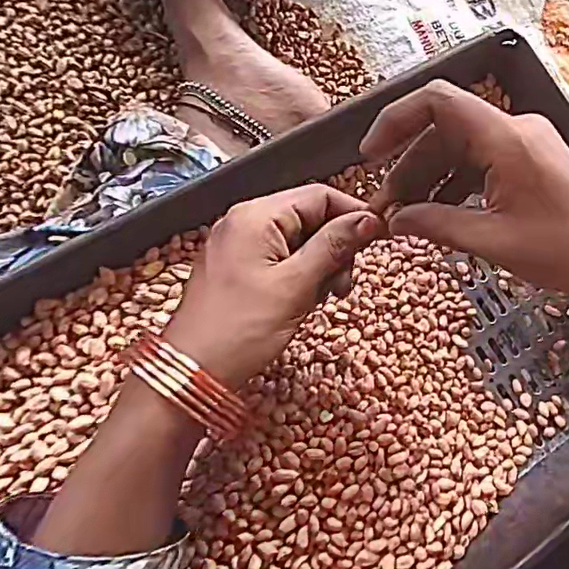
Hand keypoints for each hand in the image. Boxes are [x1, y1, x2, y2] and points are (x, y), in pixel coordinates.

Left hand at [164, 184, 384, 383]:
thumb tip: (369, 219)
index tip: (378, 239)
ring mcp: (238, 244)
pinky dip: (300, 276)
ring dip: (320, 265)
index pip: (320, 195)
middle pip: (310, 216)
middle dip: (335, 246)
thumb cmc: (240, 330)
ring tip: (321, 297)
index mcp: (256, 216)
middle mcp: (244, 221)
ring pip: (298, 239)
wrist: (189, 374)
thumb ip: (334, 246)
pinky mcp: (237, 267)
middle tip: (343, 283)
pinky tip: (302, 300)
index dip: (354, 213)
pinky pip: (281, 258)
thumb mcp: (296, 286)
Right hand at [359, 80, 568, 304]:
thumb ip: (437, 225)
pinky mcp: (531, 162)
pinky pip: (480, 164)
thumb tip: (394, 221)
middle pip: (443, 132)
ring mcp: (525, 144)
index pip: (437, 102)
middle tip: (386, 209)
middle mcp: (516, 130)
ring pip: (459, 149)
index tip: (370, 154)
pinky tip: (438, 214)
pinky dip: (454, 186)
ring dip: (429, 180)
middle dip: (408, 168)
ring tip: (406, 218)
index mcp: (507, 138)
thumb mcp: (493, 242)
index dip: (395, 121)